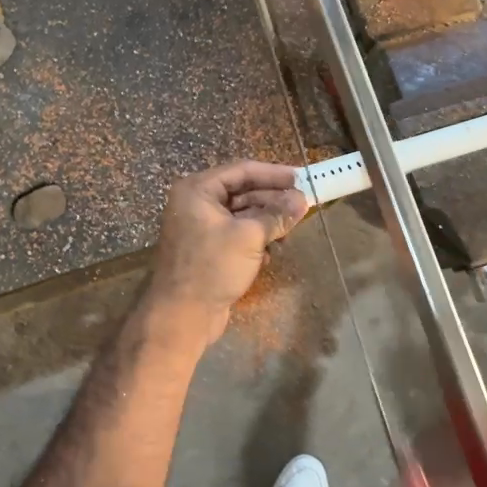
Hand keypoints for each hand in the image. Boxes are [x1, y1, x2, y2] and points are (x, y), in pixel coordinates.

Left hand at [146, 160, 307, 322]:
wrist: (183, 315)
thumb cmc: (213, 266)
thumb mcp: (250, 237)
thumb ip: (277, 215)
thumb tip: (303, 199)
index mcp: (197, 190)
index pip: (241, 170)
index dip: (273, 174)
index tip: (301, 178)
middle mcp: (196, 204)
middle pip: (242, 192)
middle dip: (272, 200)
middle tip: (302, 205)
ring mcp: (200, 228)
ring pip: (241, 215)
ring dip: (267, 221)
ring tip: (290, 230)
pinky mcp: (207, 250)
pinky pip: (236, 234)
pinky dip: (255, 239)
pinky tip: (272, 250)